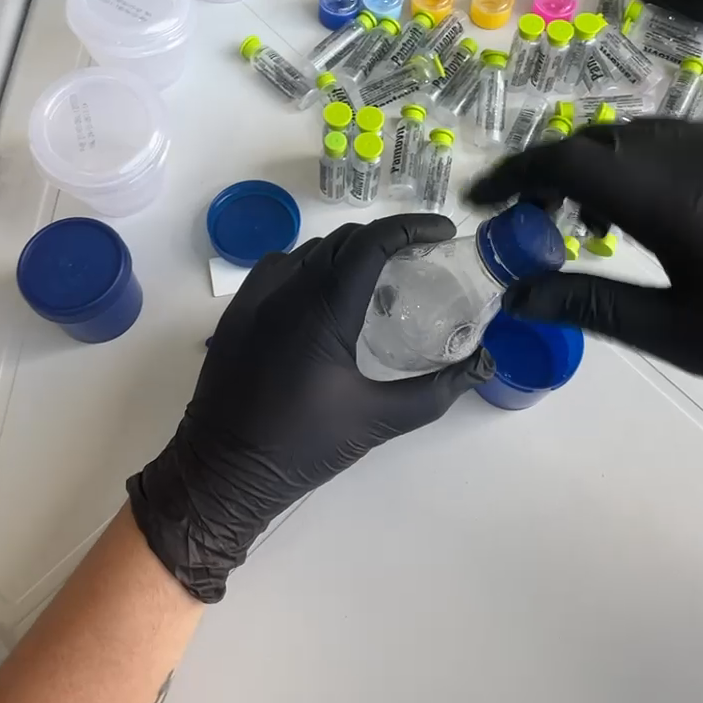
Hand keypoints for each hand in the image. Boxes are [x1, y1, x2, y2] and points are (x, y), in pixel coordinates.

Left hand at [127, 214, 493, 601]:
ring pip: (310, 250)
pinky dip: (311, 265)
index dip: (413, 228)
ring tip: (378, 275)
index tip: (444, 233)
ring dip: (349, 252)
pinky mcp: (236, 313)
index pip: (373, 242)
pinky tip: (325, 294)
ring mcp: (255, 297)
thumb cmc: (302, 447)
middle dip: (387, 238)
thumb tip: (482, 365)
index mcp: (323, 307)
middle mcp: (286, 289)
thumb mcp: (377, 420)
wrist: (221, 474)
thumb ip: (434, 391)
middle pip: (344, 240)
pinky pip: (280, 267)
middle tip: (420, 258)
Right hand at [468, 119, 702, 444]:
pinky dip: (642, 164)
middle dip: (551, 172)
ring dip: (598, 166)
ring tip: (594, 222)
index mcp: (672, 196)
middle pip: (597, 140)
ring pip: (639, 135)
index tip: (485, 201)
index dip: (513, 176)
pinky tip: (658, 211)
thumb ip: (591, 305)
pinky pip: (681, 138)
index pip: (565, 161)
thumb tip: (518, 296)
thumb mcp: (680, 333)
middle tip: (535, 219)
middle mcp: (697, 150)